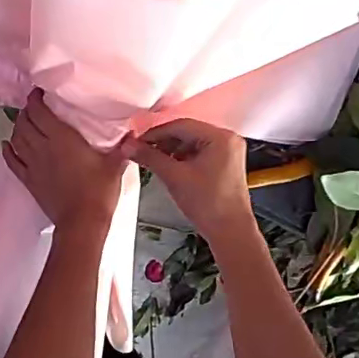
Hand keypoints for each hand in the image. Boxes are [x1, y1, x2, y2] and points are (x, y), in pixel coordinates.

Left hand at [3, 90, 128, 231]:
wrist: (82, 223)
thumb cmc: (99, 192)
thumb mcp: (115, 166)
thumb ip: (122, 148)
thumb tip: (132, 135)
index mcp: (62, 139)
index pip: (39, 112)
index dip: (35, 99)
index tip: (39, 92)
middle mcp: (42, 148)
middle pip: (25, 122)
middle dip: (26, 111)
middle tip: (34, 107)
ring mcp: (32, 165)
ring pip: (17, 139)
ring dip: (18, 128)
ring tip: (24, 123)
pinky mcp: (29, 181)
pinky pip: (13, 162)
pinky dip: (8, 152)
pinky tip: (6, 146)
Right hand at [120, 119, 254, 248]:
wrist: (230, 231)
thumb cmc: (208, 204)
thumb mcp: (175, 177)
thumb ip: (150, 157)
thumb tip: (129, 145)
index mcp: (220, 137)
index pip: (181, 126)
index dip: (156, 133)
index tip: (138, 142)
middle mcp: (227, 140)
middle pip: (187, 133)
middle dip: (163, 143)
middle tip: (142, 152)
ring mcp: (228, 152)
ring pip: (192, 144)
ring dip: (172, 151)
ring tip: (153, 161)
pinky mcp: (225, 164)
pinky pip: (199, 154)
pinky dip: (182, 159)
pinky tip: (169, 168)